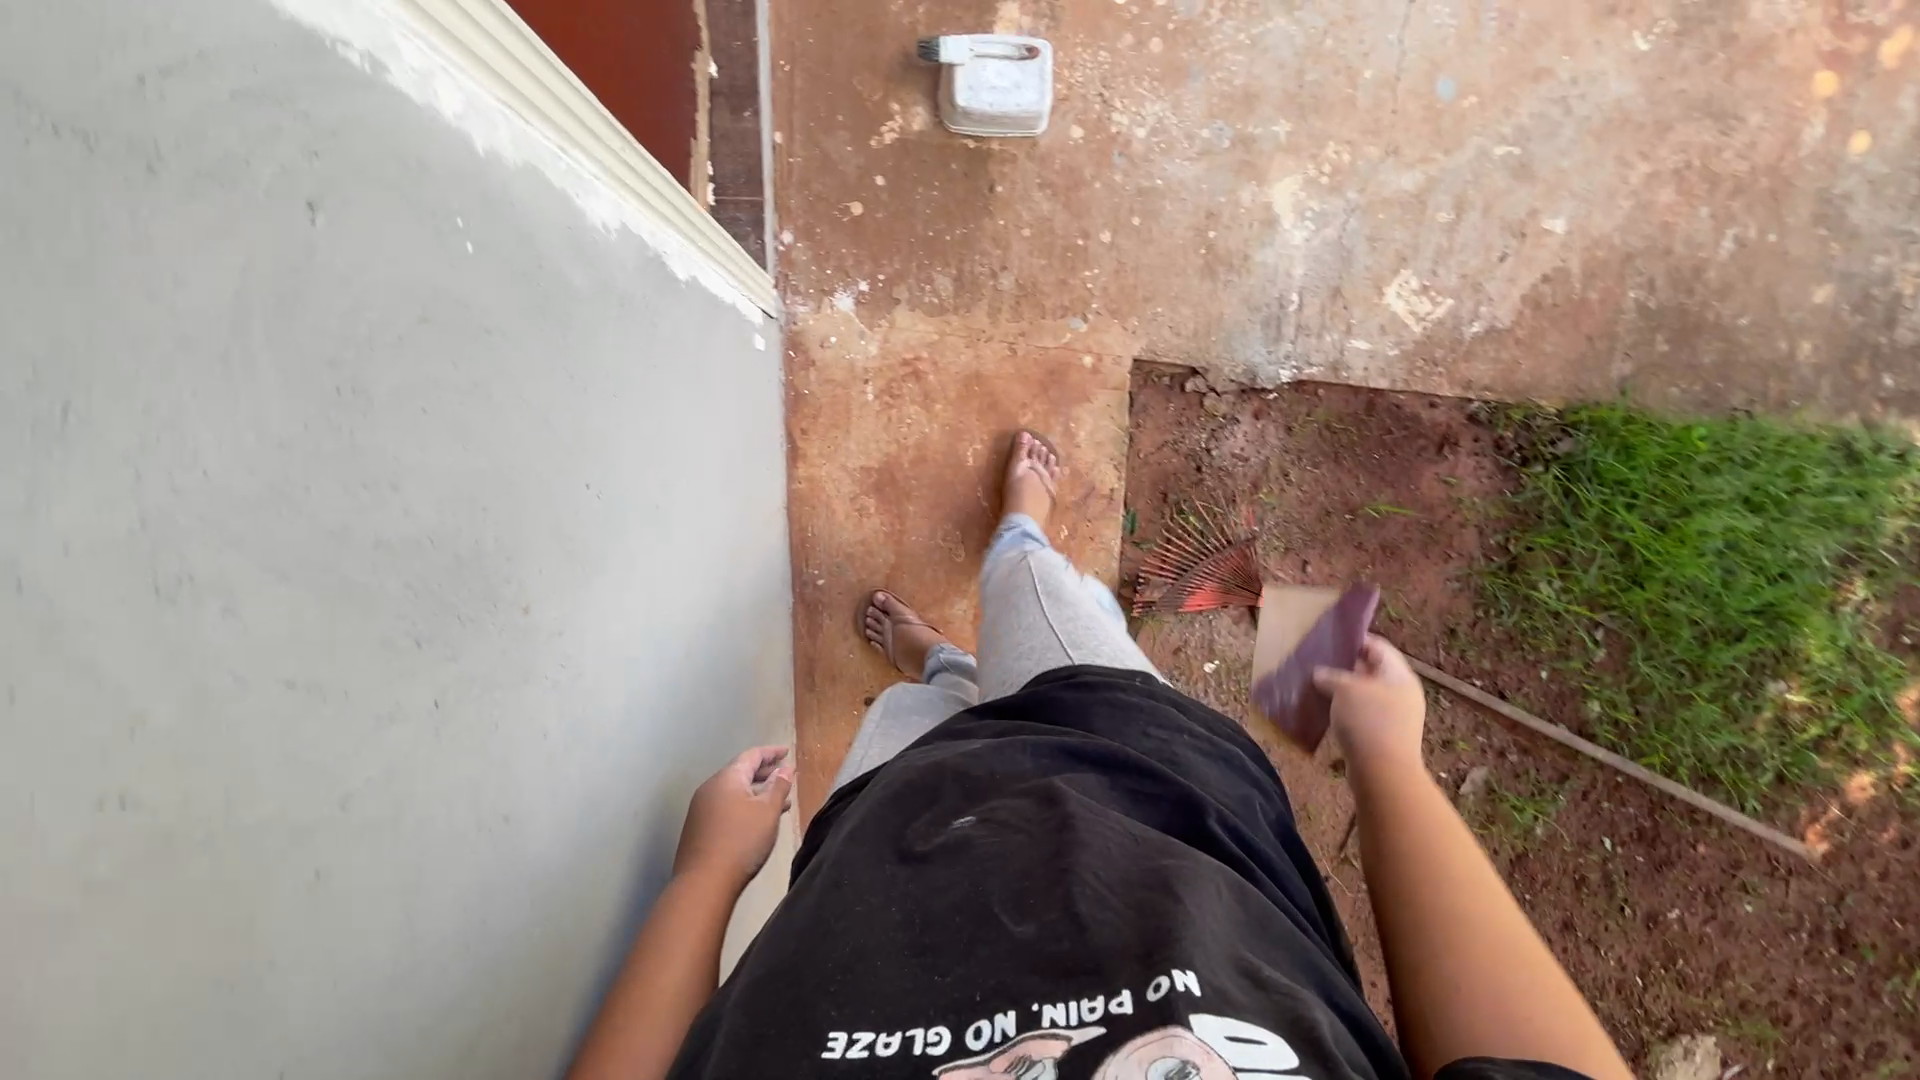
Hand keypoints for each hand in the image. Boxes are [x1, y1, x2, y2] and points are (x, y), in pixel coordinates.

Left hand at [673, 746, 794, 890]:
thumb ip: (778, 786)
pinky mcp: (699, 828)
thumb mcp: (768, 811)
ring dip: (757, 792)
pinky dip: (745, 806)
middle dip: (765, 772)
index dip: (771, 752)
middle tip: (785, 775)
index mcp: (727, 778)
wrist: (704, 883)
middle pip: (740, 772)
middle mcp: (711, 788)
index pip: (751, 755)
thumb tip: (785, 768)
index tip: (787, 752)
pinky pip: (726, 807)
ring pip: (734, 792)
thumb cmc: (742, 841)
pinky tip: (758, 820)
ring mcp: (701, 809)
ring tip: (780, 800)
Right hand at [1313, 635, 1426, 779]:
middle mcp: (1401, 693)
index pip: (1378, 647)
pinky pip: (1362, 712)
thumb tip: (1319, 674)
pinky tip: (1324, 708)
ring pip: (1364, 693)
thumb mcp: (1344, 689)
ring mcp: (1394, 715)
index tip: (1330, 638)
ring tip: (1315, 684)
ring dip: (1341, 689)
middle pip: (1371, 670)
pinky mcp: (1383, 734)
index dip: (1355, 640)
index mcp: (1399, 676)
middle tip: (1317, 661)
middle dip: (1344, 665)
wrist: (1383, 771)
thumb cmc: (1368, 720)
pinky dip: (1344, 708)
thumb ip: (1330, 676)